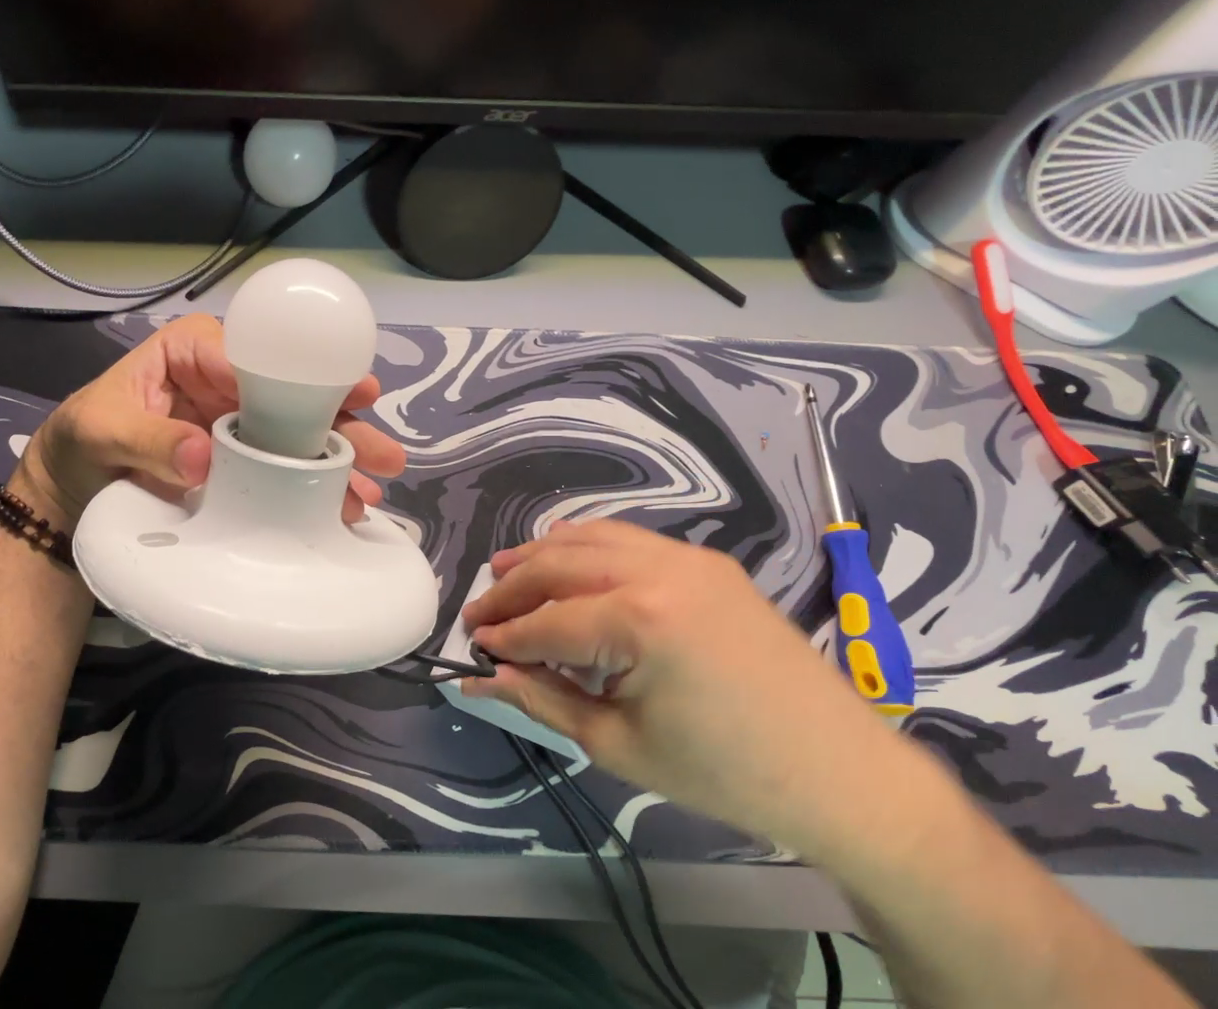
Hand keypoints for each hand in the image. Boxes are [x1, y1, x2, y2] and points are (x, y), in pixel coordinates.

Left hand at [15, 313, 405, 527]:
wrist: (72, 499)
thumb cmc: (78, 444)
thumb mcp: (101, 432)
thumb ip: (147, 439)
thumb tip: (205, 455)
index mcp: (192, 352)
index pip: (252, 354)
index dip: (299, 372)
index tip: (344, 393)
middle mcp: (225, 384)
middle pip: (290, 395)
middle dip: (339, 419)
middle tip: (380, 446)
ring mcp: (237, 429)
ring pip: (297, 435)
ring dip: (339, 459)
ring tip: (374, 486)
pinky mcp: (241, 468)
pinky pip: (284, 472)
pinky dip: (315, 489)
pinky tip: (345, 507)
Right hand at [460, 519, 914, 853]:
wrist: (837, 772)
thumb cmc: (721, 772)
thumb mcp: (616, 743)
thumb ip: (542, 699)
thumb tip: (481, 678)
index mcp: (638, 621)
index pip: (545, 622)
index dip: (504, 636)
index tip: (472, 647)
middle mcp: (660, 572)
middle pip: (560, 565)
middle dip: (512, 587)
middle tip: (479, 613)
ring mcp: (691, 560)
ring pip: (594, 537)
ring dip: (545, 554)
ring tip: (506, 570)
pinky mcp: (712, 565)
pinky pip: (633, 540)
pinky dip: (590, 545)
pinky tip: (568, 560)